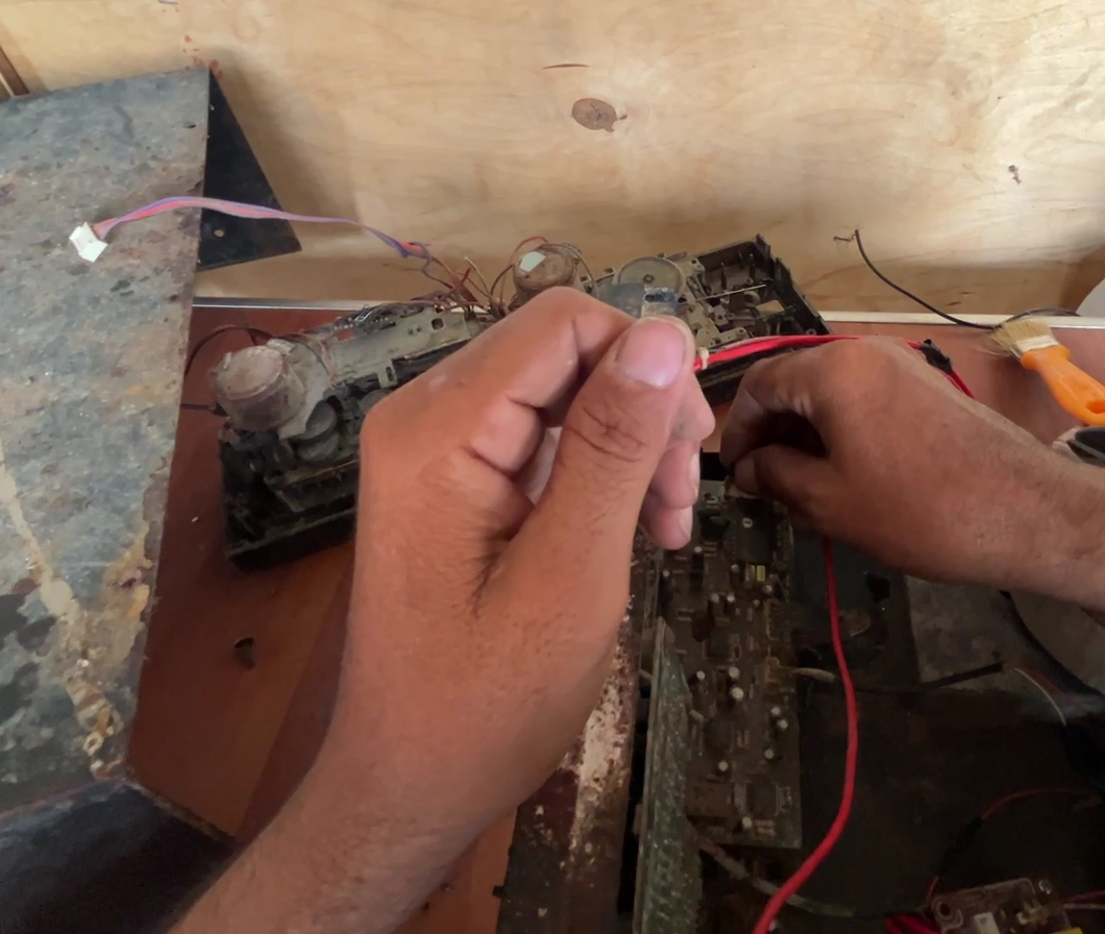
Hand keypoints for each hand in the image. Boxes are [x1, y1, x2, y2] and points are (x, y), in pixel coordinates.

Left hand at [175, 290, 711, 933]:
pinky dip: (603, 469)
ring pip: (567, 390)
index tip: (691, 444)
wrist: (413, 781)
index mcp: (441, 427)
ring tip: (669, 522)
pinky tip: (638, 523)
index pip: (563, 323)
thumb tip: (664, 333)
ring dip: (632, 443)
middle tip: (683, 494)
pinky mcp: (458, 473)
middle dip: (642, 410)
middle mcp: (428, 412)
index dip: (645, 361)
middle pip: (566, 352)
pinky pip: (548, 434)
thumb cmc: (490, 700)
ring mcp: (439, 442)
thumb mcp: (571, 573)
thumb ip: (614, 447)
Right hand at [719, 337, 1104, 589]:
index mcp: (833, 369)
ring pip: (829, 392)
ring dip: (805, 432)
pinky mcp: (925, 387)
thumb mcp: (829, 500)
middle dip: (771, 431)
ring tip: (797, 482)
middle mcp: (864, 352)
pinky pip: (863, 398)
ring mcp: (900, 365)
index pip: (761, 384)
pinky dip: (839, 429)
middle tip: (761, 481)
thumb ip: (775, 475)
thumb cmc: (917, 508)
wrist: (1028, 513)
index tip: (732, 472)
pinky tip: (840, 470)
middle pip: (795, 382)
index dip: (738, 430)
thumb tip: (748, 470)